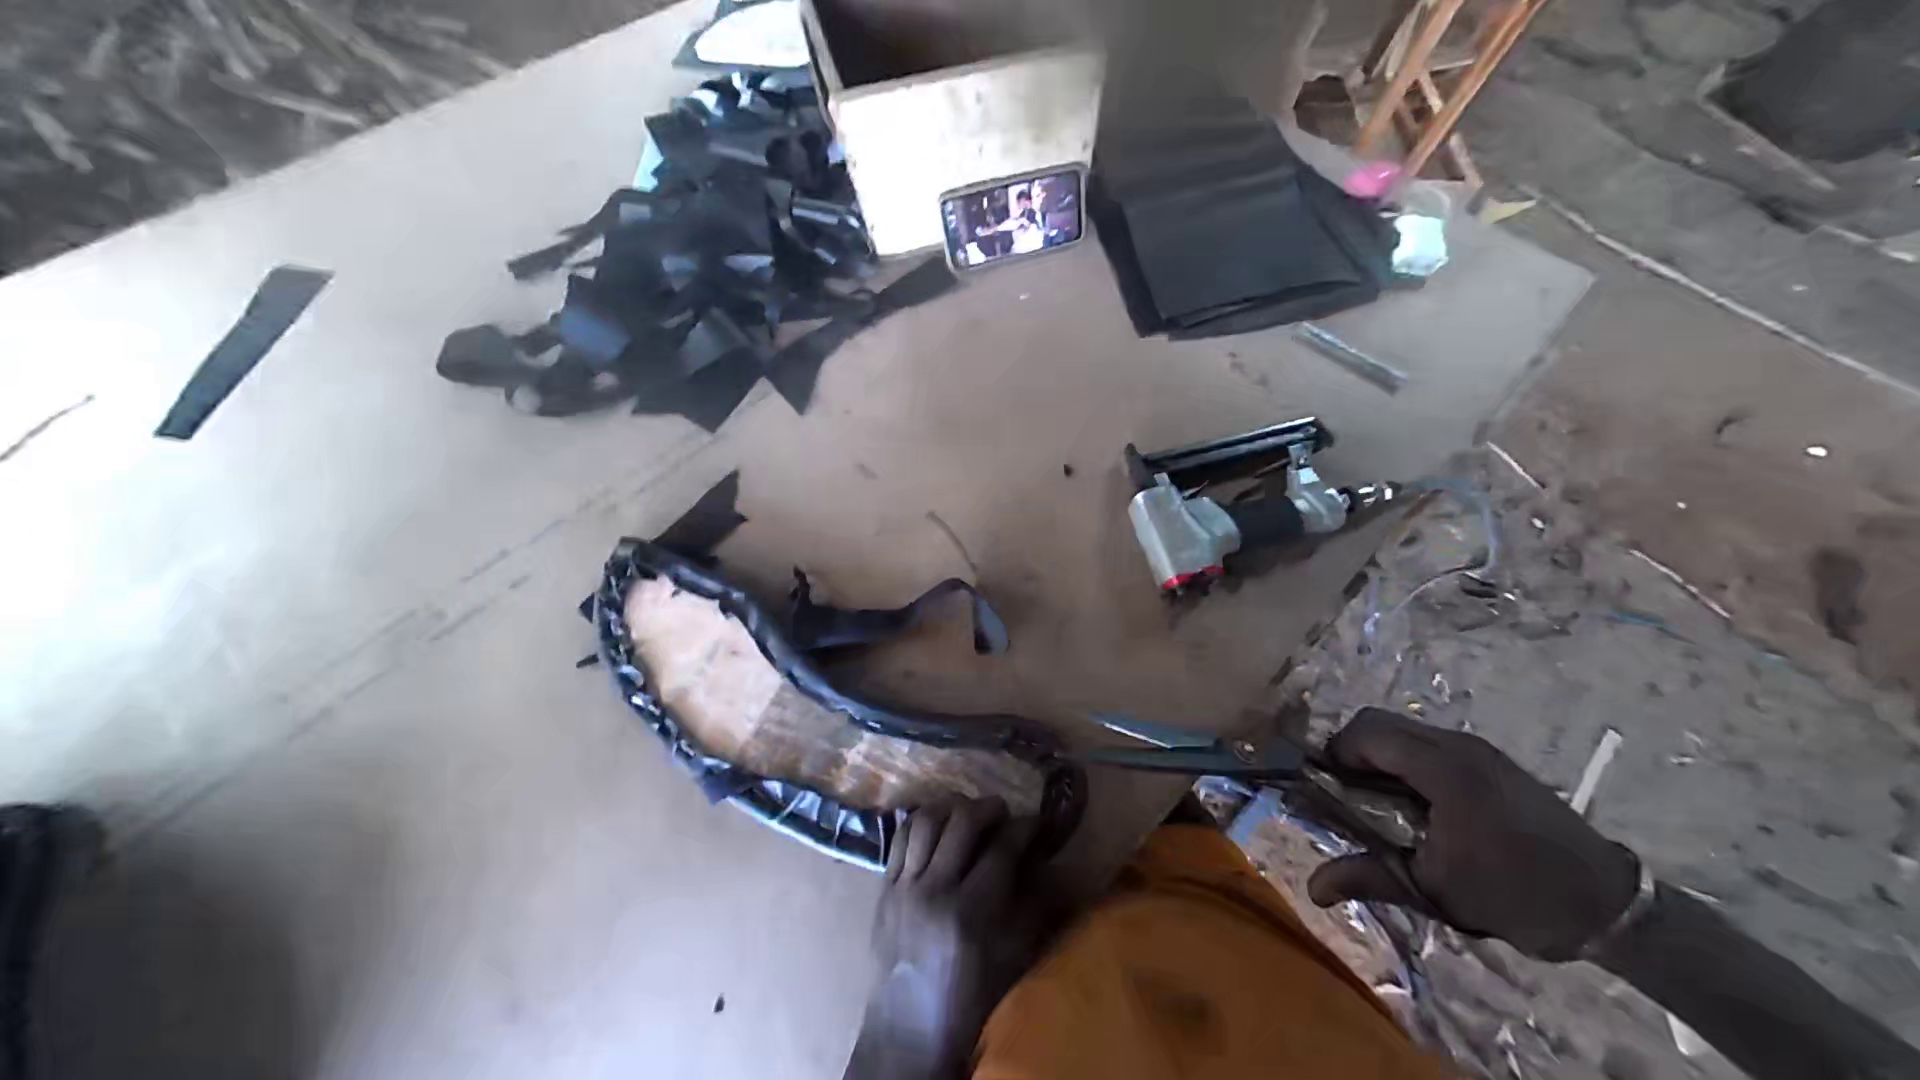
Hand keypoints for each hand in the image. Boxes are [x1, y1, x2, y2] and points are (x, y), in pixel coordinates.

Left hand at [846, 799, 1048, 1079]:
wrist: (907, 1034)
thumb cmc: (969, 1001)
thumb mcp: (1011, 960)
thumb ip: (1033, 908)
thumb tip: (1053, 866)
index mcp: (971, 913)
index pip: (1002, 850)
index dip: (1024, 828)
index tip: (1035, 822)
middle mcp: (934, 890)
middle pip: (962, 822)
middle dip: (988, 808)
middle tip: (1003, 812)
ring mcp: (904, 886)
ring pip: (926, 820)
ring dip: (952, 806)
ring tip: (968, 811)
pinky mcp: (883, 887)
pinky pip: (900, 837)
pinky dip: (921, 821)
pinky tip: (937, 824)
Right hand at [1307, 708, 1639, 960]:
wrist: (1612, 907)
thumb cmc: (1518, 895)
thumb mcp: (1438, 890)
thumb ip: (1370, 877)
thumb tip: (1312, 889)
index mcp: (1444, 769)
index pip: (1367, 733)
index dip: (1337, 754)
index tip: (1329, 789)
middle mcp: (1459, 745)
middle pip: (1380, 722)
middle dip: (1352, 750)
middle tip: (1347, 793)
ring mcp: (1478, 749)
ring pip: (1403, 729)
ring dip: (1379, 754)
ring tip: (1379, 801)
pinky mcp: (1490, 759)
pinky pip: (1428, 742)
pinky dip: (1405, 759)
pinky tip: (1416, 802)